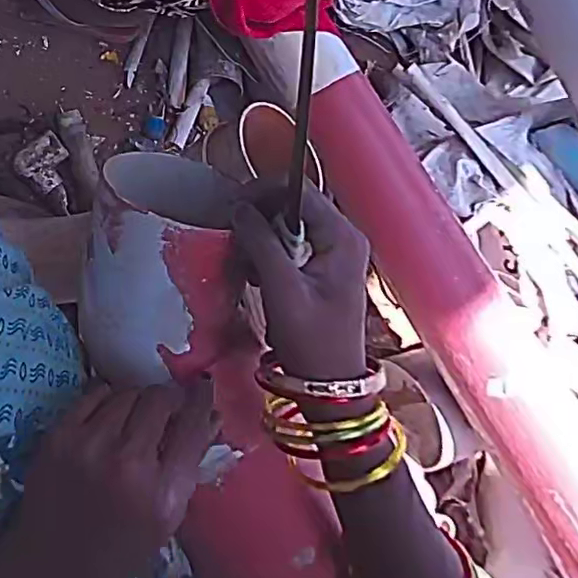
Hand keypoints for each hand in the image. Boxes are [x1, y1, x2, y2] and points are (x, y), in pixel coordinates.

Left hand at [0, 381, 217, 577]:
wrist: (51, 567)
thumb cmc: (119, 546)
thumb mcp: (166, 517)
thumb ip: (189, 464)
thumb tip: (210, 413)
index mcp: (162, 494)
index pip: (193, 425)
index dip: (200, 399)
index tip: (202, 388)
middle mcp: (127, 463)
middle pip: (160, 398)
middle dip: (168, 399)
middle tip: (166, 408)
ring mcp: (90, 444)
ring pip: (128, 391)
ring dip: (138, 400)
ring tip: (134, 418)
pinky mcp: (59, 434)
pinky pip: (95, 392)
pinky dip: (107, 398)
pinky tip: (108, 416)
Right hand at [232, 187, 371, 381]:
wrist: (329, 385)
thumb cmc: (311, 341)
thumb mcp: (283, 290)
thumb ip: (261, 243)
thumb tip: (239, 208)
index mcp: (342, 236)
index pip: (299, 191)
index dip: (263, 193)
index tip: (234, 209)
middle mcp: (343, 235)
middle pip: (293, 204)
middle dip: (260, 218)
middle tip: (236, 240)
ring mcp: (335, 250)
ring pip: (287, 222)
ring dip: (261, 237)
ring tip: (246, 263)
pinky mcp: (323, 264)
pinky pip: (290, 242)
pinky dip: (269, 252)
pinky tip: (258, 274)